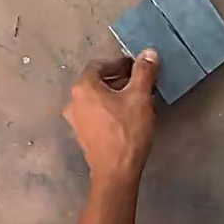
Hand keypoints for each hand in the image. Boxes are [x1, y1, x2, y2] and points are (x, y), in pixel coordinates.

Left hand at [65, 49, 159, 186]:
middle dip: (119, 80)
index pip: (100, 65)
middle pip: (97, 82)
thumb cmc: (127, 131)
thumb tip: (149, 52)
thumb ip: (144, 71)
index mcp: (83, 87)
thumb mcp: (140, 97)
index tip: (138, 68)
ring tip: (137, 100)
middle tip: (141, 83)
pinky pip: (97, 115)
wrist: (116, 172)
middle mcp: (74, 102)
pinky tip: (128, 117)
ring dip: (116, 96)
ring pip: (97, 100)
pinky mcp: (83, 136)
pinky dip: (110, 110)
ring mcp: (76, 121)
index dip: (120, 63)